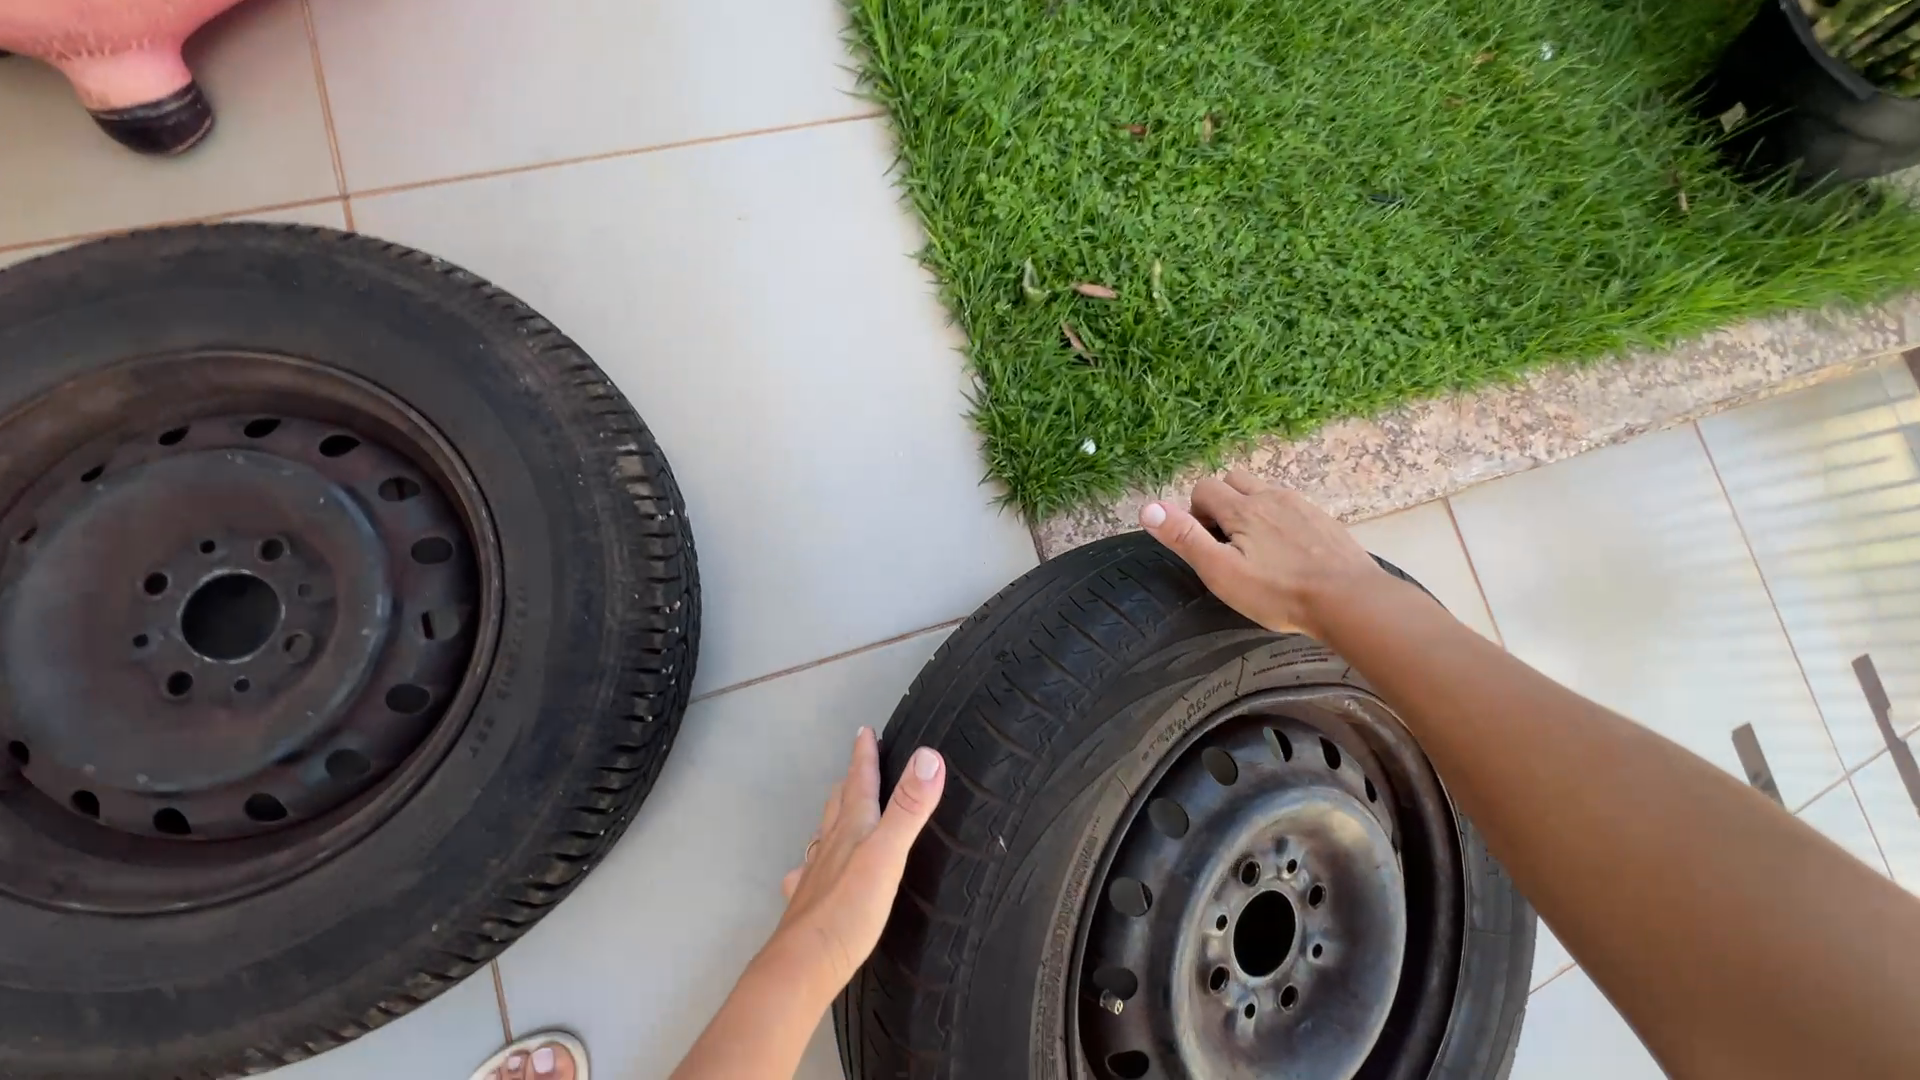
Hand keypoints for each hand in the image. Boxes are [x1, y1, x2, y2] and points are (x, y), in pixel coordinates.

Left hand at [773, 726, 944, 996]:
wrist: (803, 966)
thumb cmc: (850, 909)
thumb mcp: (888, 854)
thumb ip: (909, 808)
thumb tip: (929, 755)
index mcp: (852, 829)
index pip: (860, 782)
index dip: (864, 756)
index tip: (864, 730)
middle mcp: (830, 845)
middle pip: (839, 804)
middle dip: (850, 781)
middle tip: (856, 765)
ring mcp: (815, 875)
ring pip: (824, 835)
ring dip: (833, 818)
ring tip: (837, 809)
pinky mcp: (808, 906)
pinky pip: (809, 876)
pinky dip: (810, 866)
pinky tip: (803, 874)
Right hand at [1139, 470, 1390, 637]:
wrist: (1350, 601)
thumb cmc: (1278, 593)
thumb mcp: (1221, 571)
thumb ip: (1185, 537)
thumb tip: (1147, 507)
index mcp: (1242, 509)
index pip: (1204, 488)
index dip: (1194, 511)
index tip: (1203, 542)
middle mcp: (1271, 498)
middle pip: (1234, 479)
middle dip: (1221, 502)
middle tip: (1225, 541)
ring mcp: (1302, 507)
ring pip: (1265, 490)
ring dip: (1251, 507)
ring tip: (1254, 546)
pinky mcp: (1325, 521)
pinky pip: (1292, 507)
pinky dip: (1279, 519)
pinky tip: (1287, 552)